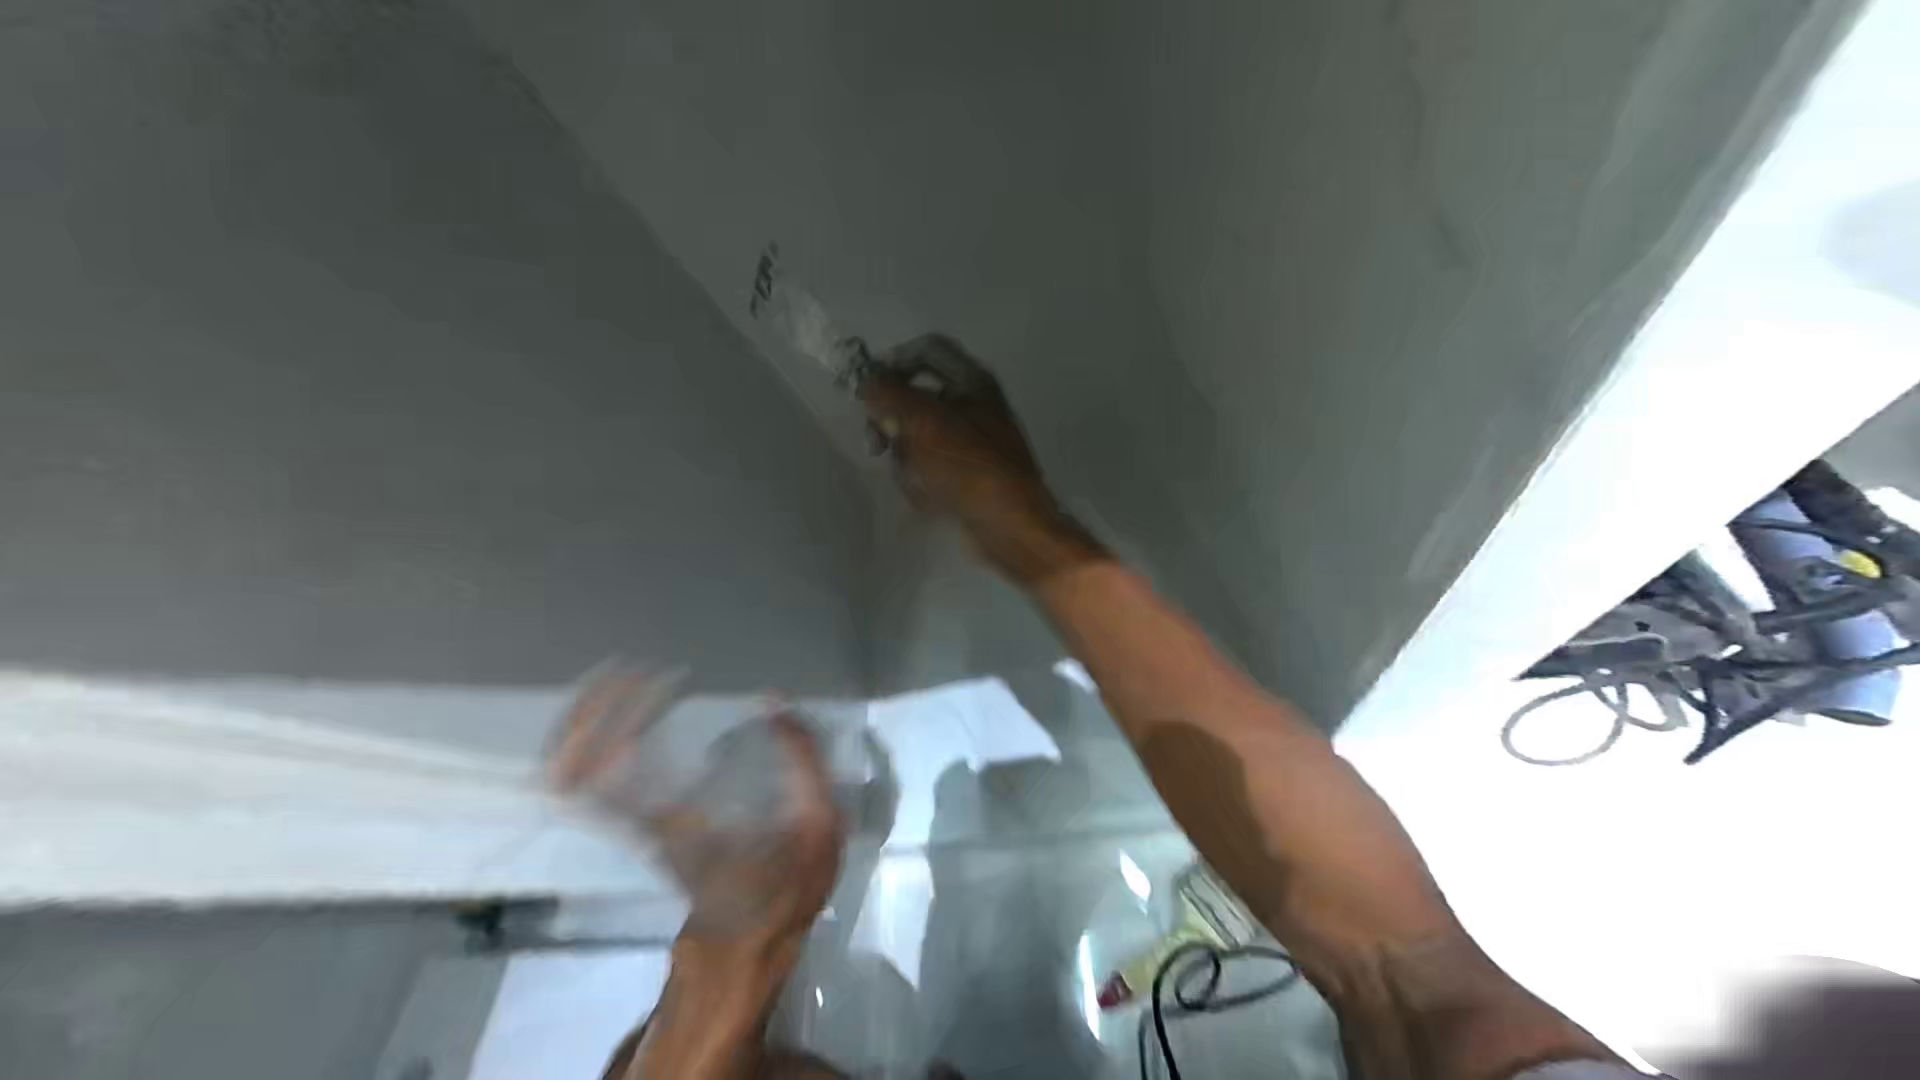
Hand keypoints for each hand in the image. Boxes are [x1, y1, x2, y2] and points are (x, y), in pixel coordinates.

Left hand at [548, 668, 844, 973]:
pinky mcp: (635, 823)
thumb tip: (773, 700)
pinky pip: (591, 778)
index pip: (616, 771)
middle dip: (590, 710)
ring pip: (571, 774)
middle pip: (572, 769)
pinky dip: (597, 737)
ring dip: (586, 720)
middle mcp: (638, 823)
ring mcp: (629, 826)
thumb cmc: (782, 889)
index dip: (624, 715)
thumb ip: (803, 762)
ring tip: (623, 676)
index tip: (665, 677)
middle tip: (629, 666)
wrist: (746, 943)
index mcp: (677, 824)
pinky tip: (628, 708)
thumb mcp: (817, 828)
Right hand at [860, 334, 1107, 582]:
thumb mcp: (923, 421)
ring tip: (917, 480)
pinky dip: (923, 483)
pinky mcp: (967, 475)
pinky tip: (930, 499)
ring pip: (918, 439)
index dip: (893, 364)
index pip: (925, 351)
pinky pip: (929, 469)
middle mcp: (974, 406)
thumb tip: (867, 380)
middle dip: (895, 426)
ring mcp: (971, 443)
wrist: (1009, 525)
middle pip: (916, 399)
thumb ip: (888, 393)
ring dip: (908, 461)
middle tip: (876, 445)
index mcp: (972, 381)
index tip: (868, 391)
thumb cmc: (968, 466)